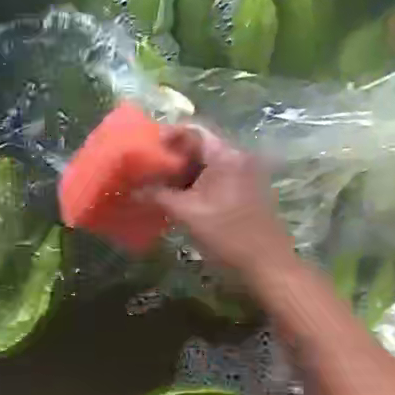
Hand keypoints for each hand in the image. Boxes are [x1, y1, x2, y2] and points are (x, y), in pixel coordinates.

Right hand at [142, 128, 296, 281]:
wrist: (265, 263)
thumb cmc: (226, 234)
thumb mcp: (185, 213)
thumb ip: (155, 195)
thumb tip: (129, 188)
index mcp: (226, 156)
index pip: (194, 131)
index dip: (167, 135)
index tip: (143, 148)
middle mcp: (237, 158)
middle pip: (198, 146)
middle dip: (169, 155)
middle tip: (142, 167)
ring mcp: (242, 174)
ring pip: (204, 163)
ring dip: (178, 171)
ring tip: (151, 182)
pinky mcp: (242, 189)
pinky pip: (211, 176)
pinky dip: (190, 182)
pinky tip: (171, 196)